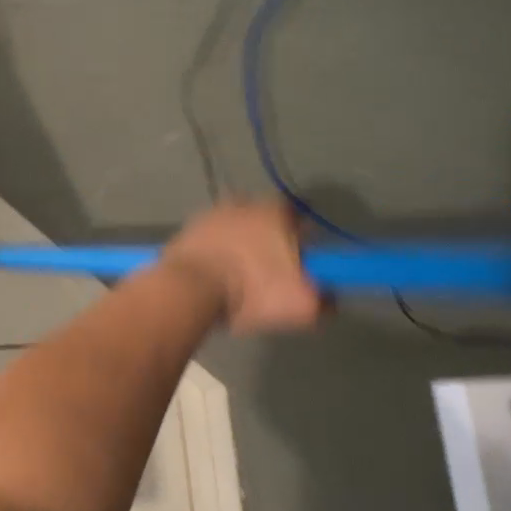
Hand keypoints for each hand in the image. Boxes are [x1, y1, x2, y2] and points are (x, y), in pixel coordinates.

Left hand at [159, 200, 321, 330]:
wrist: (188, 290)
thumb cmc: (252, 291)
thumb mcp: (302, 305)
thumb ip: (324, 300)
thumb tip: (329, 299)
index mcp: (275, 211)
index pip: (297, 216)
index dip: (300, 238)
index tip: (298, 262)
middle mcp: (240, 204)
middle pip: (260, 220)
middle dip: (265, 241)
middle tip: (265, 272)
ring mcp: (206, 217)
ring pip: (229, 230)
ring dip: (234, 248)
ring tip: (235, 278)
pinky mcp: (181, 234)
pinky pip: (203, 244)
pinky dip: (209, 257)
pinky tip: (211, 279)